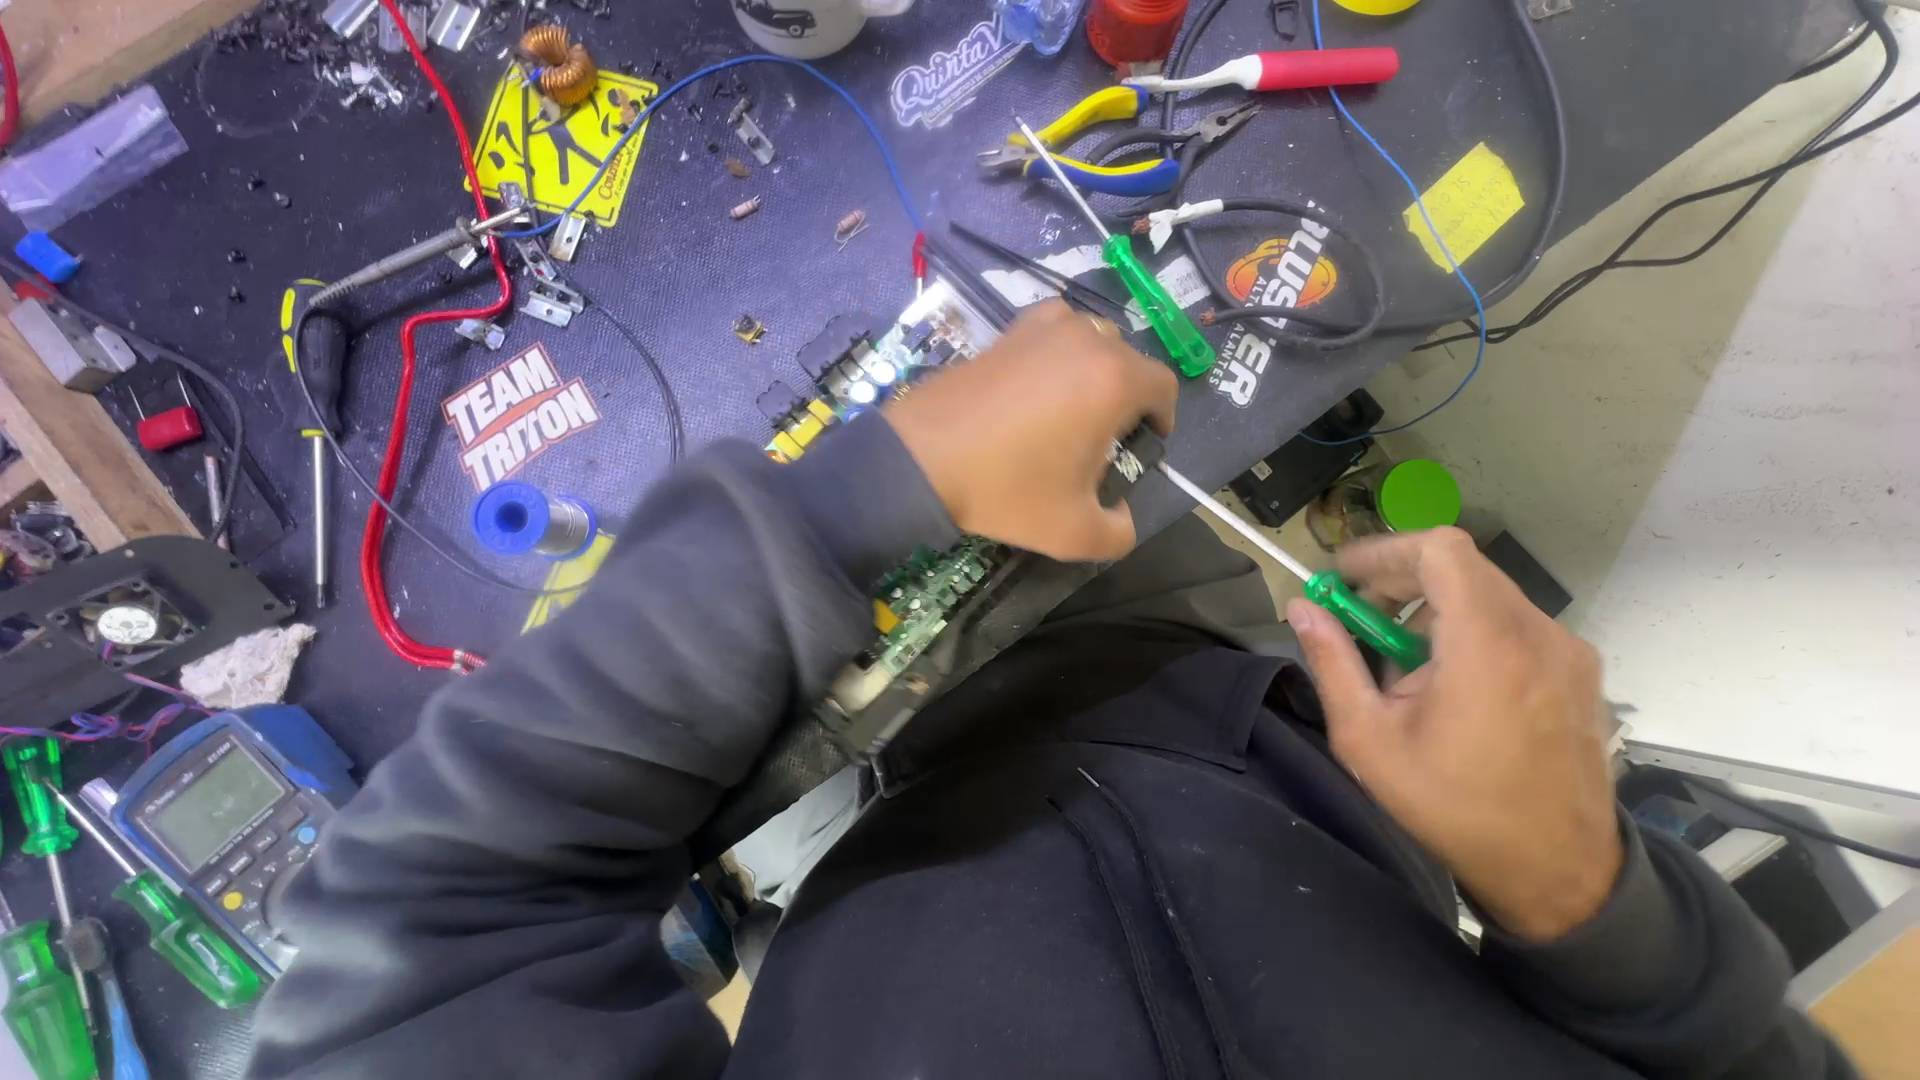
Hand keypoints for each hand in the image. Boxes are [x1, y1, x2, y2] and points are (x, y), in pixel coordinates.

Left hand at [884, 301, 1177, 561]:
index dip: (1163, 418)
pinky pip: (1053, 330)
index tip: (1144, 445)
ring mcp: (1043, 328)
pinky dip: (1059, 350)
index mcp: (1114, 381)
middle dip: (1127, 399)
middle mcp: (1086, 340)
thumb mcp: (1072, 532)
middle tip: (1102, 439)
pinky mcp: (1008, 329)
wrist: (921, 460)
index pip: (1164, 386)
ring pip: (1092, 340)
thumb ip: (1118, 532)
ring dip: (1095, 370)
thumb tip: (1124, 518)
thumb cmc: (1005, 490)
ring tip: (1071, 409)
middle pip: (1129, 362)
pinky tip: (1038, 383)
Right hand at [1285, 527, 1621, 941]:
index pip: (1440, 549)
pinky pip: (1512, 621)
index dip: (1384, 551)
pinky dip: (1467, 627)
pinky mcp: (1579, 670)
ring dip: (1431, 605)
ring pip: (1486, 591)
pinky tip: (1447, 680)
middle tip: (1357, 616)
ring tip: (1400, 661)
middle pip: (1459, 566)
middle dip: (1398, 578)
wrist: (1558, 872)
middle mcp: (1538, 634)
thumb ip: (1331, 662)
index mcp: (1487, 646)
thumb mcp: (1368, 739)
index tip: (1344, 578)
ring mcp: (1568, 651)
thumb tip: (1300, 608)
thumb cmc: (1451, 807)